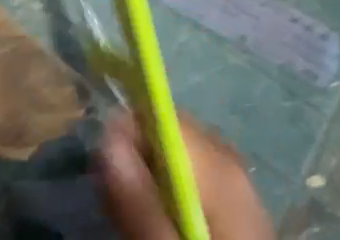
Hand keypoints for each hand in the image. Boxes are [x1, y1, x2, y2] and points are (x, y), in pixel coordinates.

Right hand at [98, 111, 275, 239]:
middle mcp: (228, 157)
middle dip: (134, 157)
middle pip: (164, 133)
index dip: (123, 134)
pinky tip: (164, 225)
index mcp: (217, 163)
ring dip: (148, 178)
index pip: (157, 114)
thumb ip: (136, 199)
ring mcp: (235, 178)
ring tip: (138, 221)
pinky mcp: (235, 200)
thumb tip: (105, 135)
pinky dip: (168, 191)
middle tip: (118, 203)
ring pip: (174, 155)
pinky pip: (190, 175)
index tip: (104, 170)